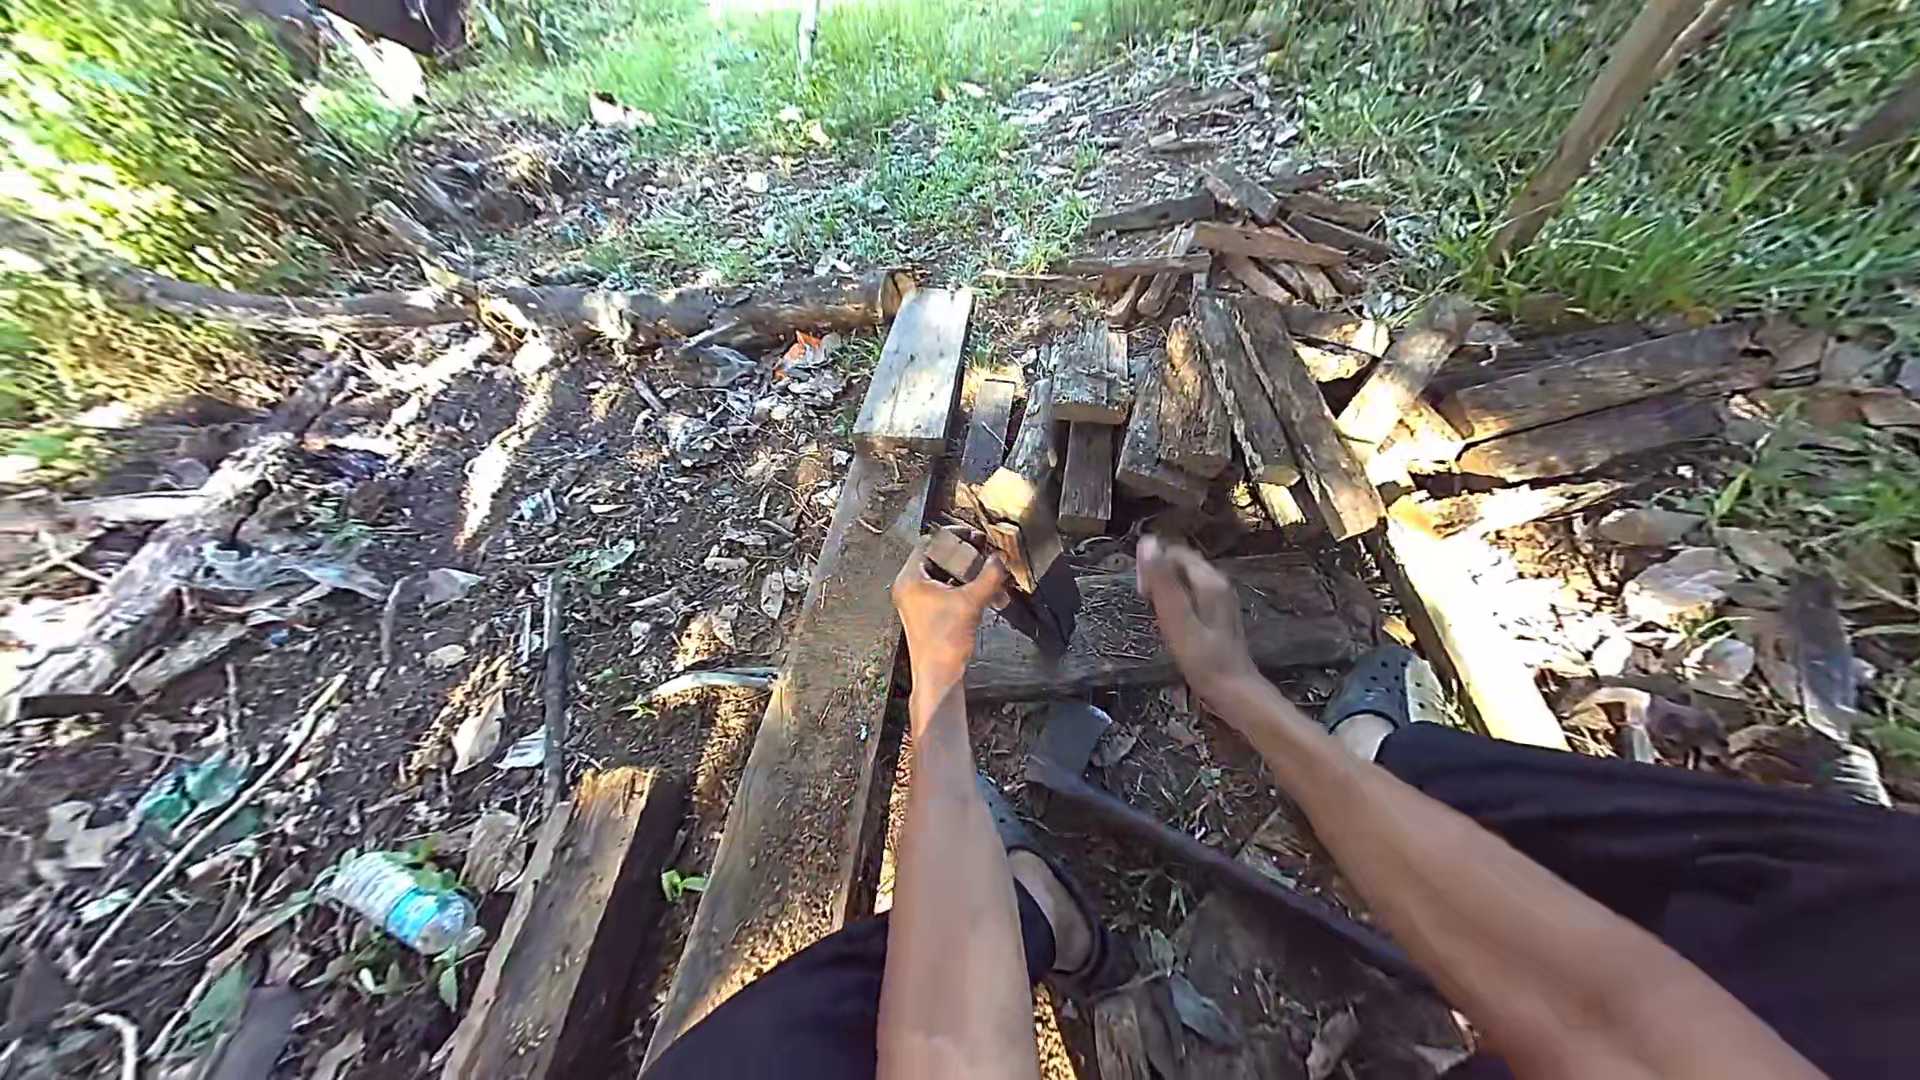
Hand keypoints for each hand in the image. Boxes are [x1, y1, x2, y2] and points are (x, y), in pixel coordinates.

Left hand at [892, 536, 1007, 691]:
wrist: (939, 676)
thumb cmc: (946, 640)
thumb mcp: (971, 602)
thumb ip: (989, 576)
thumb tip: (1000, 557)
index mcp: (910, 579)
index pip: (928, 543)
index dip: (953, 536)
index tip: (974, 536)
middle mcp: (909, 587)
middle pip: (937, 559)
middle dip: (965, 558)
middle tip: (985, 553)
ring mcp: (916, 600)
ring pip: (945, 576)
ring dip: (969, 576)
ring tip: (991, 577)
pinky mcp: (926, 612)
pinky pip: (946, 591)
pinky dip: (965, 590)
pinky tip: (988, 595)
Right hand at [1136, 535, 1258, 702]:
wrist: (1234, 691)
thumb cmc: (1203, 660)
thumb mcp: (1177, 620)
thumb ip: (1162, 581)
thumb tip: (1147, 543)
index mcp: (1208, 581)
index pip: (1173, 552)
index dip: (1152, 564)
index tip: (1141, 590)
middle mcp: (1217, 582)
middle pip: (1180, 561)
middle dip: (1157, 573)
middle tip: (1145, 599)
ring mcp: (1220, 597)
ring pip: (1184, 576)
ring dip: (1165, 586)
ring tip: (1155, 610)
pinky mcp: (1217, 611)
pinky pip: (1190, 591)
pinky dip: (1175, 598)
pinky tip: (1170, 619)